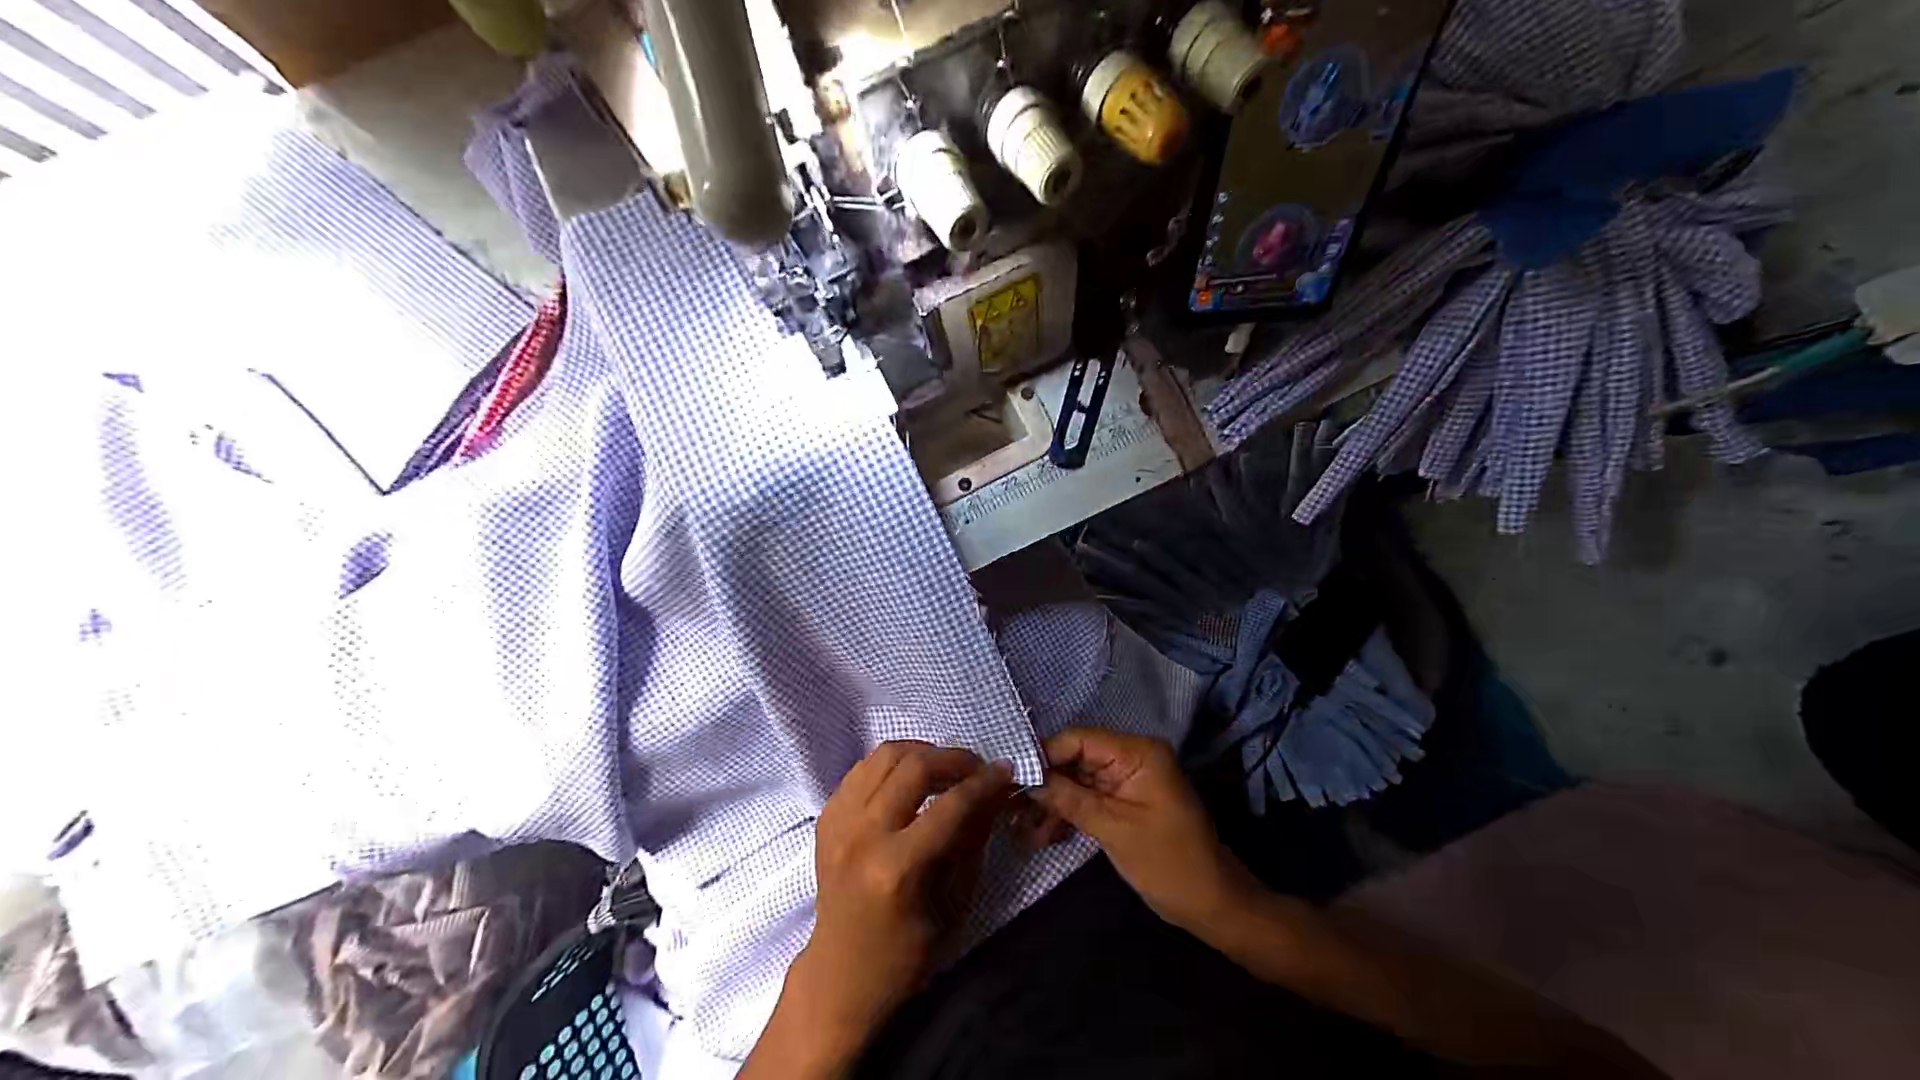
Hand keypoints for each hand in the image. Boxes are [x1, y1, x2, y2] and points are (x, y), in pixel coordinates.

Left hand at [761, 742, 1013, 1074]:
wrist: (842, 975)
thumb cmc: (907, 953)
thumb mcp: (954, 904)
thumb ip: (973, 840)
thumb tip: (996, 791)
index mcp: (897, 868)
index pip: (950, 805)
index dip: (984, 783)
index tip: (1005, 771)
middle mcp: (862, 835)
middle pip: (914, 766)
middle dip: (954, 759)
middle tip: (977, 767)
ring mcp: (838, 822)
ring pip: (884, 755)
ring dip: (922, 752)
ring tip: (945, 768)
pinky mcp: (826, 817)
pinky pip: (863, 769)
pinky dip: (892, 765)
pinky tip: (910, 780)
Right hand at [1028, 727, 1255, 932]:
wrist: (1212, 905)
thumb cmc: (1169, 864)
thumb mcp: (1114, 830)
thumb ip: (1070, 799)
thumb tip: (1027, 779)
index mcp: (1137, 753)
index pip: (1079, 739)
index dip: (1044, 755)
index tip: (1013, 778)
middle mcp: (1131, 757)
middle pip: (1074, 758)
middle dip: (1044, 783)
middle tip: (1011, 807)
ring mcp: (1126, 779)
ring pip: (1076, 780)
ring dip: (1052, 803)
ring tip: (1022, 829)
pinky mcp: (1123, 800)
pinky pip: (1087, 797)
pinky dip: (1067, 814)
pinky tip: (1043, 835)